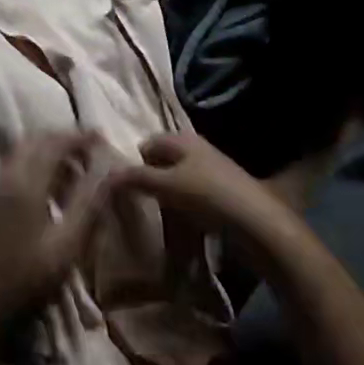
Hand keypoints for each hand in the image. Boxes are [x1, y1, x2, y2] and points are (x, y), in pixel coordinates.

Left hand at [0, 132, 115, 352]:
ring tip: (74, 172)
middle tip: (89, 152)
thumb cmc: (23, 282)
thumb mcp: (66, 246)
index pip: (55, 143)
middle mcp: (7, 176)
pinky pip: (14, 167)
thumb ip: (89, 203)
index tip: (101, 137)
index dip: (79, 137)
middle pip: (36, 141)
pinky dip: (35, 165)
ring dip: (48, 153)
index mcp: (26, 182)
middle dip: (63, 140)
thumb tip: (115, 171)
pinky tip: (49, 191)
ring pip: (23, 153)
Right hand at [112, 132, 297, 251]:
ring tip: (153, 218)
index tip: (121, 188)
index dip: (133, 163)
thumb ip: (137, 178)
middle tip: (134, 205)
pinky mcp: (219, 192)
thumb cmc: (208, 195)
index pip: (147, 144)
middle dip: (148, 181)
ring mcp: (209, 170)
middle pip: (162, 161)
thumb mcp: (168, 185)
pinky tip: (177, 226)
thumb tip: (107, 174)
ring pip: (176, 180)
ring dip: (165, 197)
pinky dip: (181, 208)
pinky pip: (190, 196)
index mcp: (182, 138)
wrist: (256, 221)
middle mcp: (195, 148)